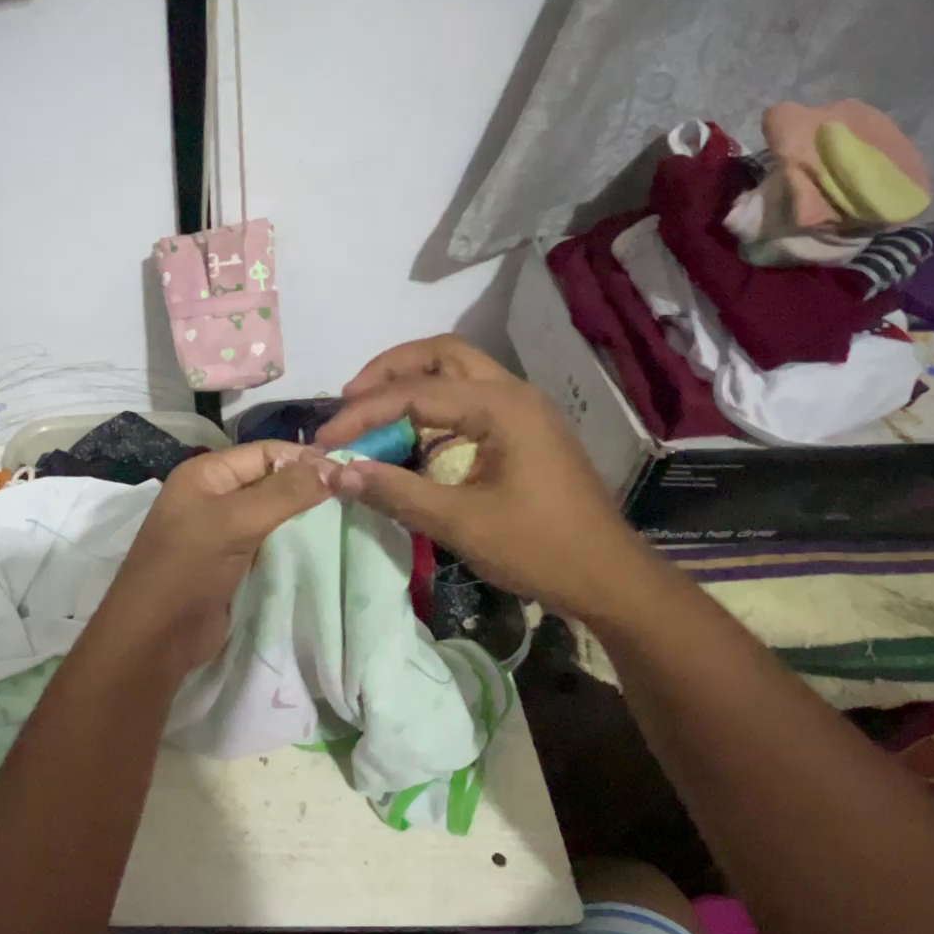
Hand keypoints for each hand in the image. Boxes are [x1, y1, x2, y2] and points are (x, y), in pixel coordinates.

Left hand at [94, 441, 333, 673]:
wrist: (157, 637)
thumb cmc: (189, 568)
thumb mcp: (236, 522)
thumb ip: (286, 493)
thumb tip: (335, 467)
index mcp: (206, 474)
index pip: (266, 452)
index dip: (306, 459)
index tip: (350, 474)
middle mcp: (213, 496)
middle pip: (271, 480)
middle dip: (309, 487)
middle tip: (355, 497)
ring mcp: (222, 531)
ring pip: (273, 513)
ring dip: (304, 517)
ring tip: (348, 518)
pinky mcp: (232, 563)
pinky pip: (269, 542)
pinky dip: (293, 542)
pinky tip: (323, 545)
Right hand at [318, 335, 662, 621]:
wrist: (608, 578)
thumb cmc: (538, 548)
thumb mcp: (458, 522)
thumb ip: (394, 492)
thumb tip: (335, 471)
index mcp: (501, 407)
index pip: (415, 392)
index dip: (362, 414)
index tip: (324, 441)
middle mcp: (514, 394)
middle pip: (442, 356)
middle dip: (389, 371)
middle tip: (349, 399)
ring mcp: (524, 412)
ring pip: (458, 374)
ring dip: (412, 384)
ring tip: (370, 411)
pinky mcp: (526, 433)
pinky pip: (471, 402)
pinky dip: (433, 408)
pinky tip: (411, 436)